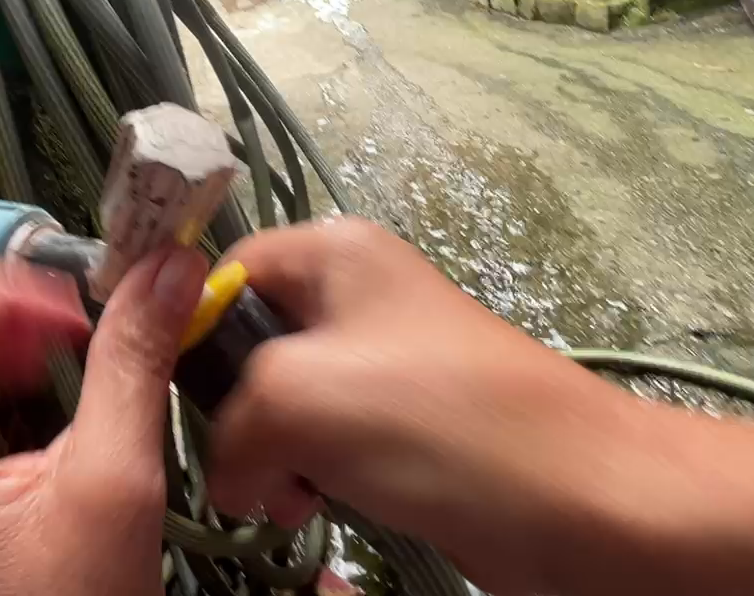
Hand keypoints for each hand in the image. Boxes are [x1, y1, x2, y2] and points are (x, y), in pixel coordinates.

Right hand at [205, 219, 651, 594]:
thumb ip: (228, 421)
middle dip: (237, 405)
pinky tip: (315, 503)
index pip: (230, 269)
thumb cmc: (433, 421)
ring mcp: (383, 352)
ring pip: (287, 392)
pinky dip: (310, 465)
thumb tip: (227, 469)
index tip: (170, 397)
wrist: (583, 500)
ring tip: (283, 495)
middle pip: (256, 335)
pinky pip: (328, 428)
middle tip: (242, 463)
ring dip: (272, 448)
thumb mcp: (300, 399)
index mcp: (334, 251)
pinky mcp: (404, 411)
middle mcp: (356, 288)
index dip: (193, 329)